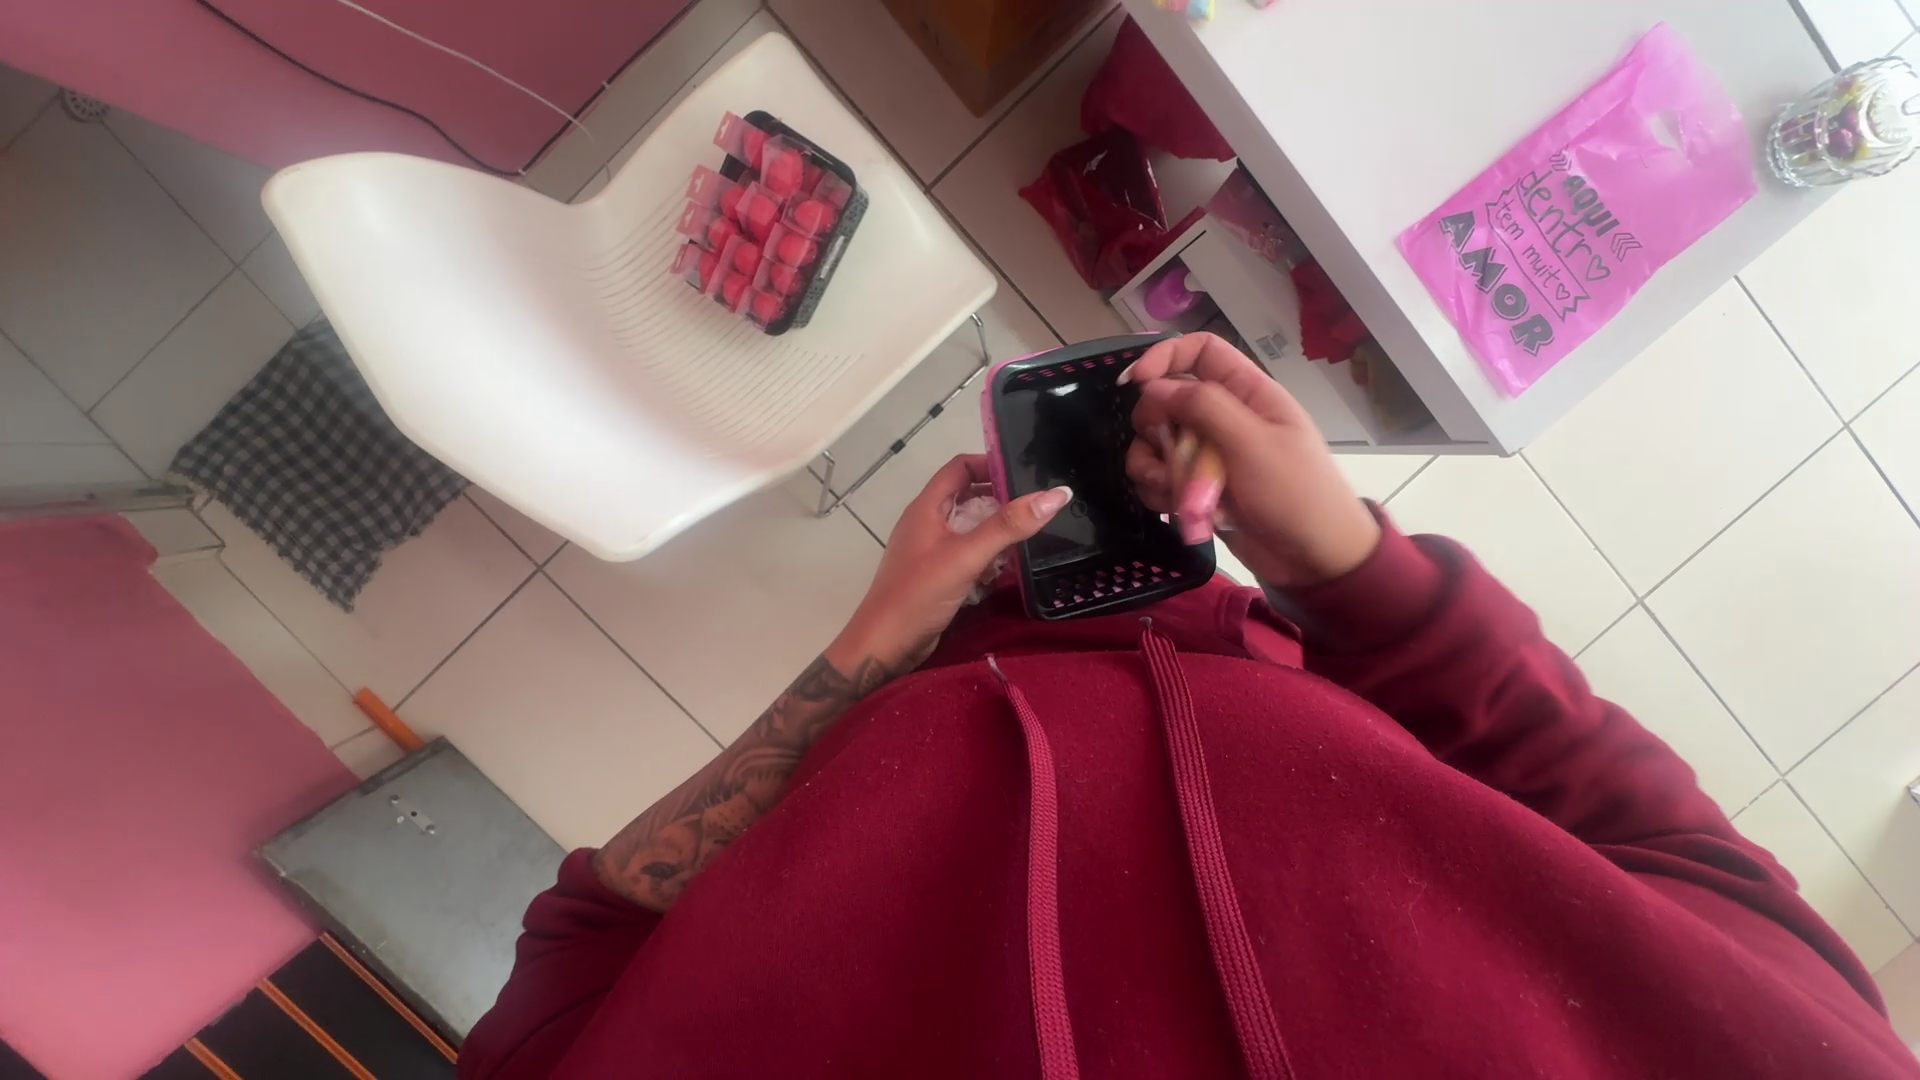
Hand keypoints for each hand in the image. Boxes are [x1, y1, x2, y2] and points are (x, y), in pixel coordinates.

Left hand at [831, 454, 1069, 673]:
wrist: (884, 646)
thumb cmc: (919, 595)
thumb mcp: (967, 556)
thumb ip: (1008, 526)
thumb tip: (1056, 495)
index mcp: (927, 508)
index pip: (960, 467)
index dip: (991, 464)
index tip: (1026, 476)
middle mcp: (927, 523)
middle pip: (968, 497)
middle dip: (1000, 501)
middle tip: (1036, 509)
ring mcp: (931, 550)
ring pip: (970, 529)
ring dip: (995, 533)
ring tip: (1026, 540)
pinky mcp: (937, 575)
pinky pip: (967, 555)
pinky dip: (986, 559)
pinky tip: (1003, 572)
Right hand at [1121, 332, 1380, 587]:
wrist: (1312, 559)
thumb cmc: (1295, 495)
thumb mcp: (1253, 443)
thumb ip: (1203, 407)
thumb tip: (1152, 387)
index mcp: (1247, 393)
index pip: (1200, 351)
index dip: (1164, 357)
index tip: (1134, 383)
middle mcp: (1223, 418)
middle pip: (1166, 400)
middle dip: (1153, 426)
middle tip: (1164, 451)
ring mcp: (1207, 455)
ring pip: (1155, 444)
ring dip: (1153, 467)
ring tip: (1174, 493)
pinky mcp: (1195, 488)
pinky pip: (1159, 479)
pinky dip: (1159, 493)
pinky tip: (1178, 511)